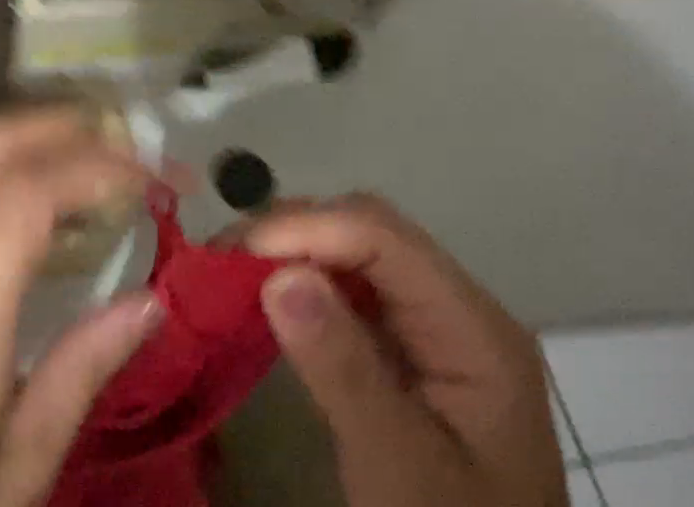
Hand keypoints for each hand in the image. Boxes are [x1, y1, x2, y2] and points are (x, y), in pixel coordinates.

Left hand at [0, 112, 161, 506]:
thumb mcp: (22, 461)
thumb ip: (84, 369)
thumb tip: (151, 300)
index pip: (23, 198)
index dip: (88, 167)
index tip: (142, 172)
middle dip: (47, 125)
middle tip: (111, 134)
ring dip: (4, 130)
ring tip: (65, 140)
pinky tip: (3, 184)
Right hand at [226, 196, 567, 506]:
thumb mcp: (397, 464)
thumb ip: (344, 369)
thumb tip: (279, 275)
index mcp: (474, 329)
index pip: (383, 237)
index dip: (303, 229)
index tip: (229, 254)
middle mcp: (458, 310)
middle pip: (370, 230)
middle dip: (291, 231)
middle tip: (219, 261)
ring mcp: (434, 327)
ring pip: (354, 251)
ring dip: (290, 251)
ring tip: (229, 273)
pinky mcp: (407, 347)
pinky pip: (349, 288)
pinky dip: (300, 281)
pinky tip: (263, 300)